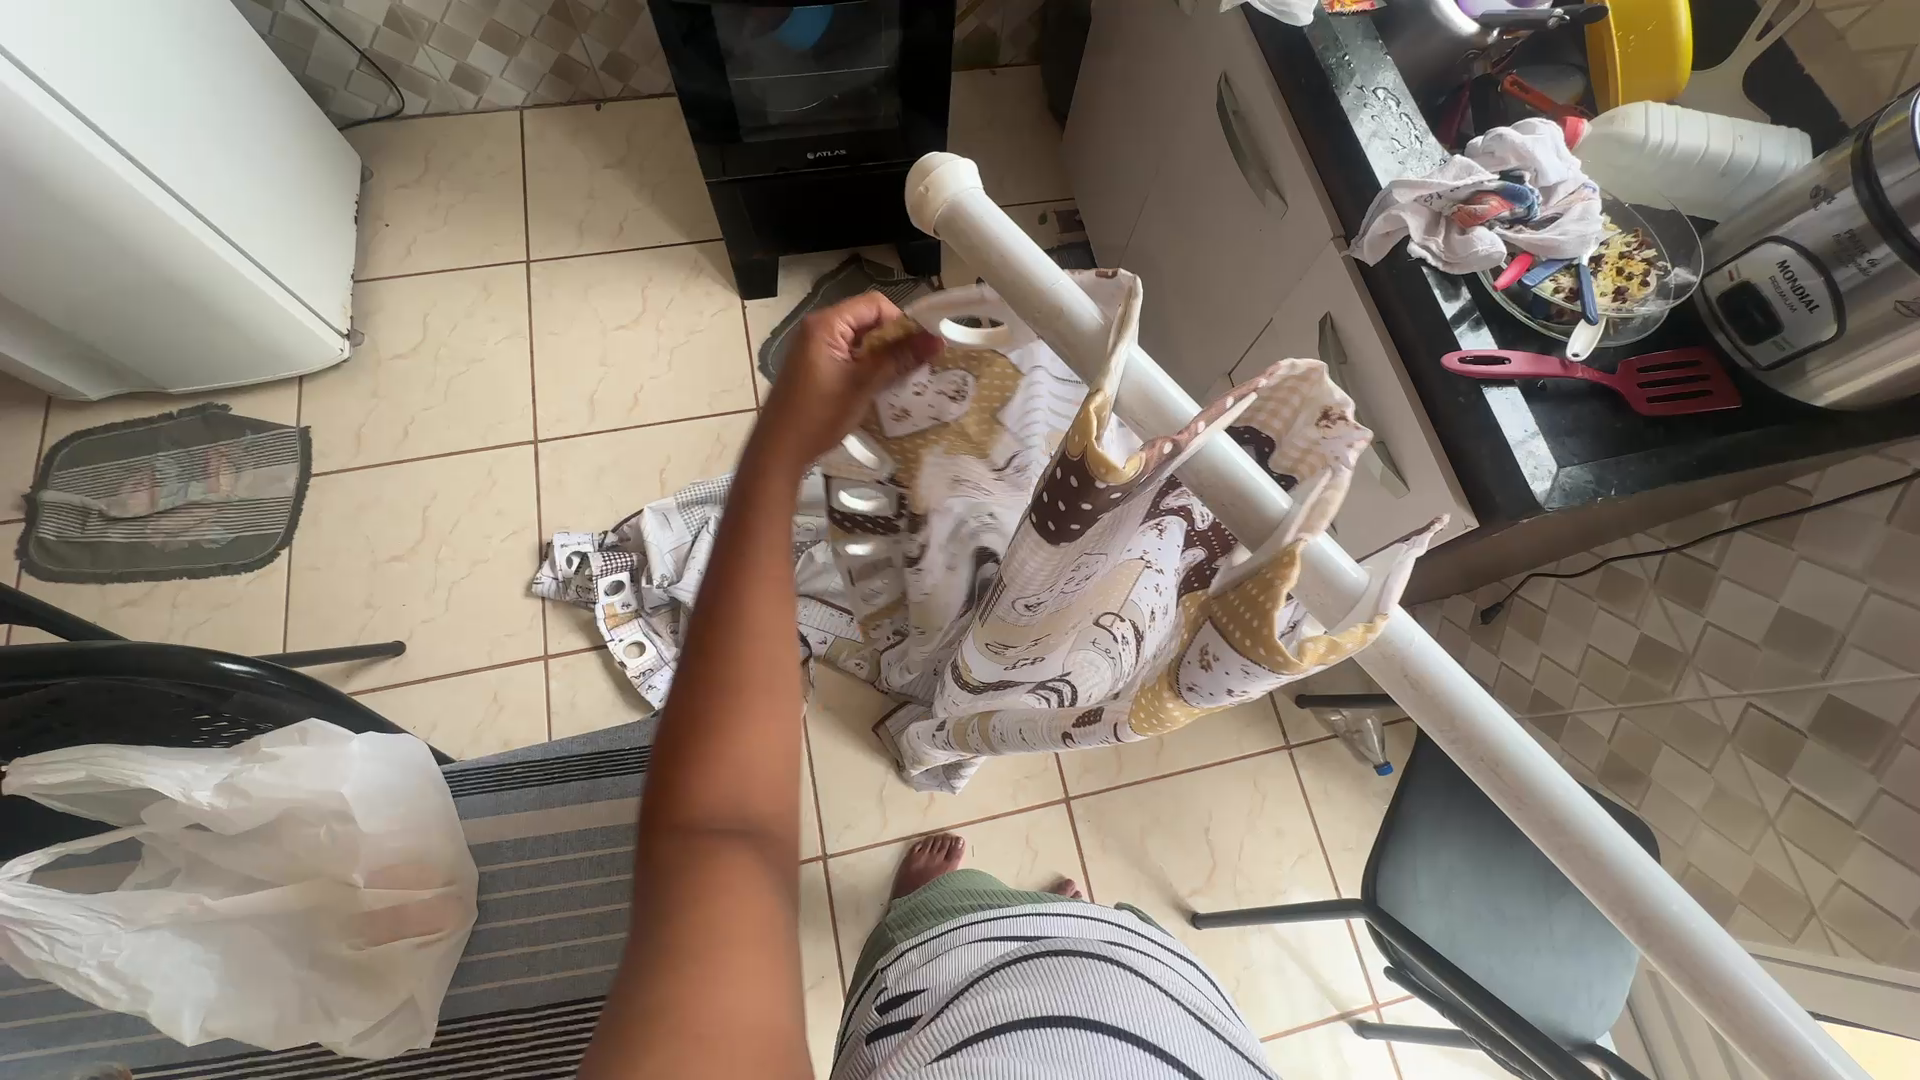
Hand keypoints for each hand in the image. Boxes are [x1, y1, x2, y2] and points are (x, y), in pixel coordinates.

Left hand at [749, 292, 942, 473]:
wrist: (779, 449)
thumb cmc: (819, 415)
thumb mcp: (863, 385)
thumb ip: (899, 359)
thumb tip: (937, 340)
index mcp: (826, 324)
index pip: (875, 305)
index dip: (901, 322)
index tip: (918, 349)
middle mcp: (819, 328)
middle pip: (868, 320)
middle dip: (895, 340)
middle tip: (915, 366)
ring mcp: (815, 347)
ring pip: (861, 339)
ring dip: (883, 355)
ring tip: (902, 378)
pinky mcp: (816, 366)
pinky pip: (850, 355)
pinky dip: (868, 366)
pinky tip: (880, 386)